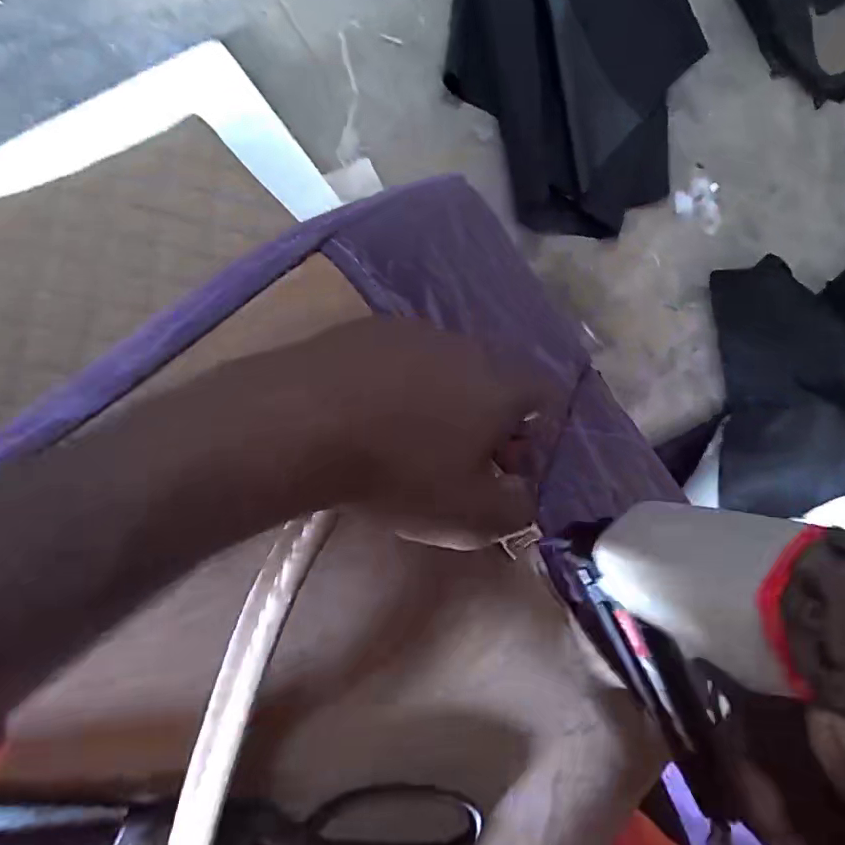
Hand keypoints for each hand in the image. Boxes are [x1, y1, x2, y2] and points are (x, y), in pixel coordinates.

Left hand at [134, 317, 554, 547]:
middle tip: (462, 459)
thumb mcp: (469, 515)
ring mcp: (415, 330)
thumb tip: (526, 495)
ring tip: (409, 438)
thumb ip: (517, 510)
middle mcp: (467, 346)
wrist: (297, 424)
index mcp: (502, 384)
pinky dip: (400, 385)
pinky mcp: (367, 329)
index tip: (510, 467)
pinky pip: (402, 359)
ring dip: (444, 400)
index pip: (546, 396)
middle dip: (490, 420)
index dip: (537, 434)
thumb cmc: (399, 472)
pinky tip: (369, 415)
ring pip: (448, 367)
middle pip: (497, 381)